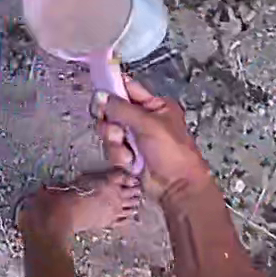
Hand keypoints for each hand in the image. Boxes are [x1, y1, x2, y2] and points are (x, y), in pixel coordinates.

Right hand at [97, 74, 213, 203]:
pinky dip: (119, 155)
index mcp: (155, 105)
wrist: (177, 188)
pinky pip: (112, 147)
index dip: (113, 88)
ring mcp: (134, 137)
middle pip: (113, 111)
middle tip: (116, 131)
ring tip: (128, 151)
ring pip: (110, 130)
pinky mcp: (128, 153)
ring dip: (115, 142)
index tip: (98, 90)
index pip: (128, 89)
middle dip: (112, 123)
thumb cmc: (171, 152)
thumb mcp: (148, 124)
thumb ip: (122, 108)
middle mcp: (143, 119)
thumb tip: (100, 95)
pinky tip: (131, 162)